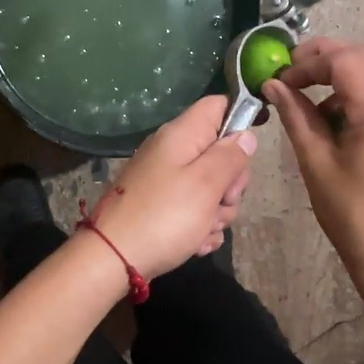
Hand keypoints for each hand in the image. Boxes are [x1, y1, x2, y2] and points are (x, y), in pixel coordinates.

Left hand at [90, 96, 255, 277]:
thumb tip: (245, 135)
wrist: (114, 257)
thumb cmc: (163, 216)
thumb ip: (230, 156)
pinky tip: (194, 244)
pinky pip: (195, 211)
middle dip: (230, 185)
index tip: (249, 155)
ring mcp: (166, 181)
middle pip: (221, 154)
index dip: (241, 122)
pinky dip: (200, 229)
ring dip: (216, 214)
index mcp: (181, 135)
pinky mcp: (163, 207)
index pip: (218, 106)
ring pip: (212, 189)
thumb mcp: (205, 184)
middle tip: (221, 202)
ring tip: (202, 230)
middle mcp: (173, 152)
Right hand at [261, 38, 363, 297]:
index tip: (278, 80)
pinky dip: (361, 94)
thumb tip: (274, 85)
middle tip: (289, 78)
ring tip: (310, 105)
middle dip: (323, 61)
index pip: (343, 60)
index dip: (306, 62)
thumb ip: (296, 116)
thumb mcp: (317, 164)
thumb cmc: (356, 217)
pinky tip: (340, 122)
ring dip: (342, 77)